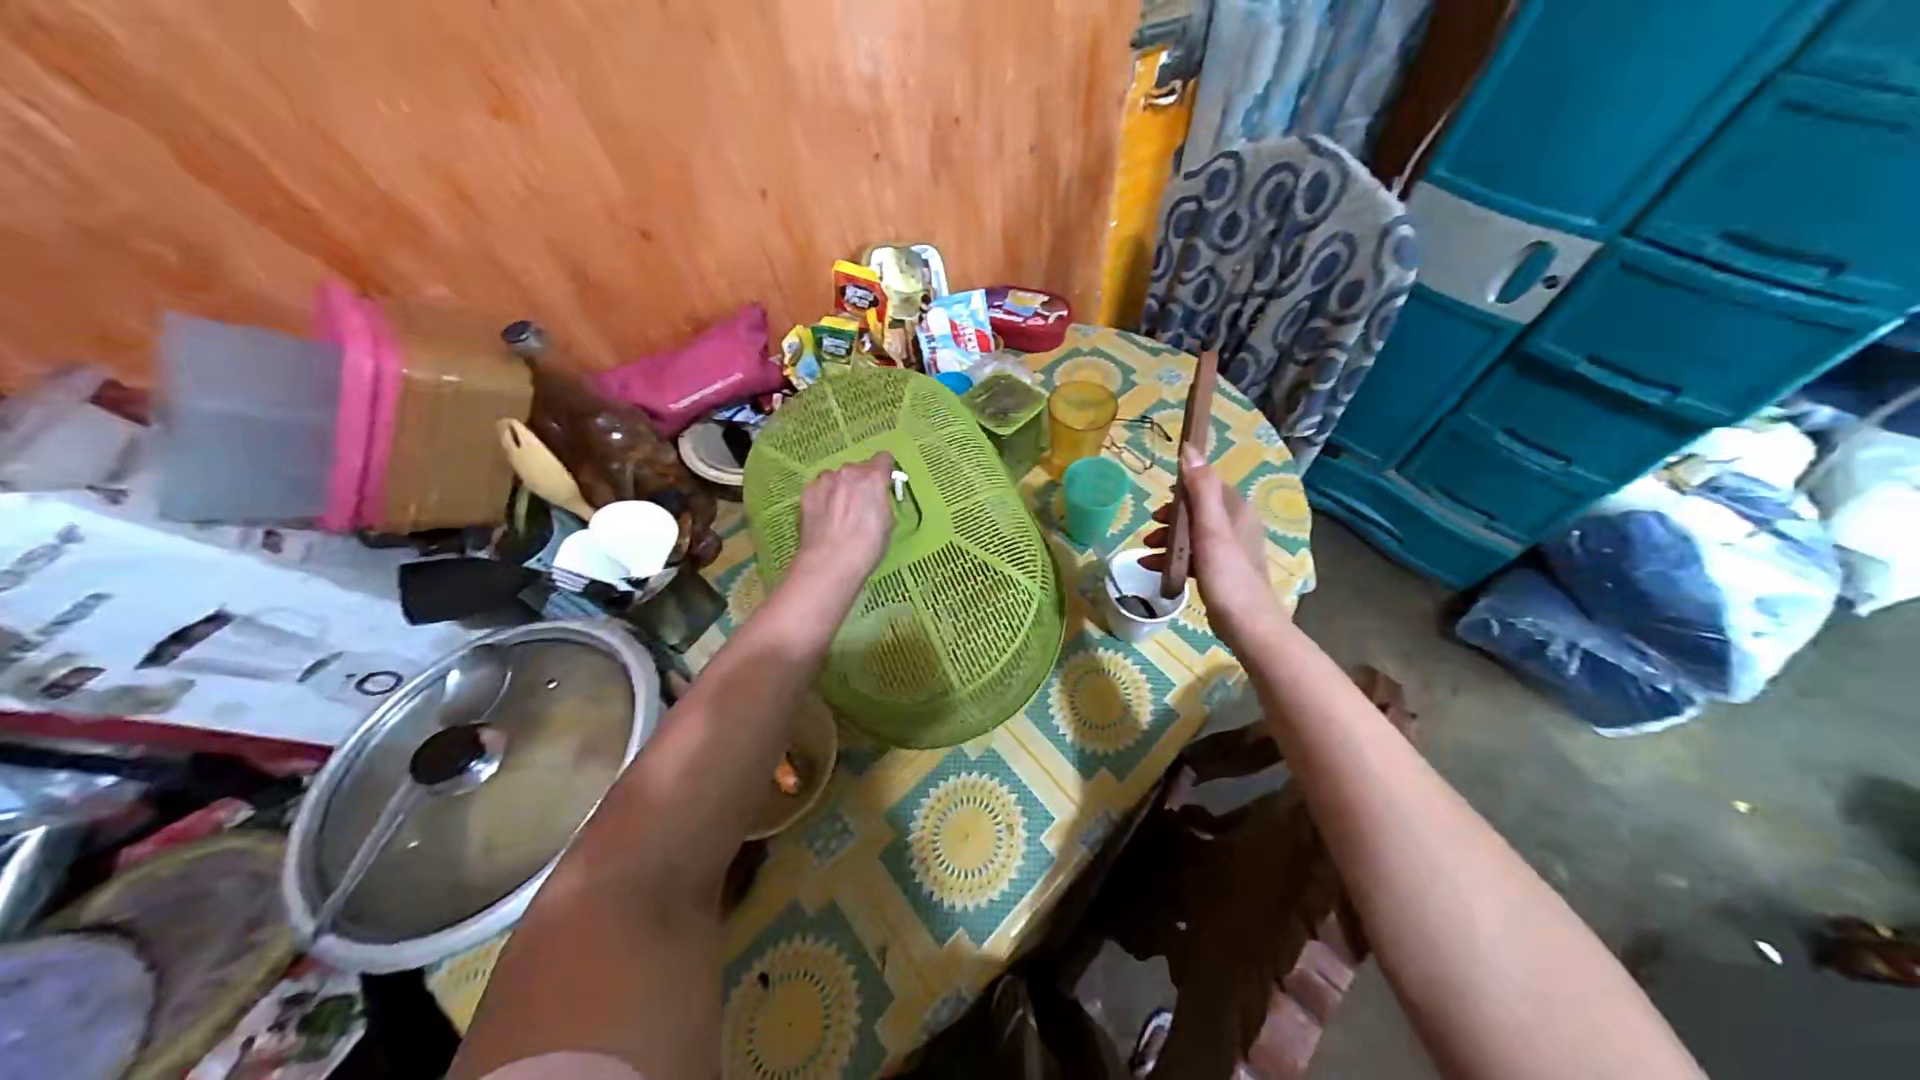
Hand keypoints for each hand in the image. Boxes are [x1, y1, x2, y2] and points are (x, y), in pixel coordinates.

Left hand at [794, 452, 896, 585]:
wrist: (829, 563)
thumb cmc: (866, 547)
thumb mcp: (887, 523)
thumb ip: (881, 502)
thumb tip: (875, 500)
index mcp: (873, 478)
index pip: (884, 459)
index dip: (884, 472)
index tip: (882, 485)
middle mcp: (848, 473)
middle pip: (858, 469)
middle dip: (860, 483)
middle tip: (858, 506)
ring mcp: (824, 481)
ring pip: (836, 477)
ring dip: (839, 488)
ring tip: (837, 513)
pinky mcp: (807, 492)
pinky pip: (819, 488)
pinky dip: (823, 498)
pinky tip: (823, 518)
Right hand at [1144, 445, 1283, 644]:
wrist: (1247, 624)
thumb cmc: (1227, 574)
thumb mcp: (1210, 529)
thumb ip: (1200, 490)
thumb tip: (1189, 449)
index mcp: (1237, 511)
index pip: (1208, 485)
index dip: (1182, 490)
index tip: (1160, 503)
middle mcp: (1237, 525)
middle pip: (1197, 510)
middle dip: (1171, 517)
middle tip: (1151, 528)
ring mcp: (1230, 549)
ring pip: (1193, 533)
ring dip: (1168, 538)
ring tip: (1146, 550)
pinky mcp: (1222, 570)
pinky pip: (1193, 555)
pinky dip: (1174, 557)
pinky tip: (1153, 568)